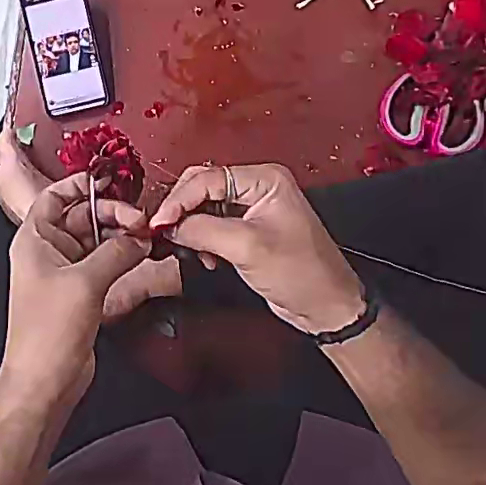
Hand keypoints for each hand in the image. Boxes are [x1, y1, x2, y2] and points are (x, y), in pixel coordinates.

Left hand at [0, 172, 151, 411]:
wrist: (44, 382)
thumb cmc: (45, 335)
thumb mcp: (85, 282)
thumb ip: (116, 253)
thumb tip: (138, 237)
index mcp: (35, 240)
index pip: (55, 196)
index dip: (80, 184)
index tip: (108, 180)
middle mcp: (48, 252)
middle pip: (82, 216)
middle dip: (112, 214)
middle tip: (139, 220)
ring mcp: (65, 272)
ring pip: (97, 239)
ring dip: (121, 235)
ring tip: (145, 237)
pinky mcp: (81, 291)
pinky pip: (104, 261)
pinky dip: (122, 255)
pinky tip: (141, 254)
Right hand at [150, 164, 364, 334]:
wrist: (326, 306)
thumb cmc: (302, 273)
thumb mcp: (247, 247)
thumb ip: (203, 230)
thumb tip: (168, 224)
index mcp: (264, 179)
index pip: (208, 178)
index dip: (179, 199)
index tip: (159, 222)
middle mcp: (258, 187)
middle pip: (203, 187)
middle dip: (181, 209)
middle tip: (162, 231)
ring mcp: (253, 208)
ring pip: (205, 207)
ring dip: (190, 226)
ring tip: (184, 247)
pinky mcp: (248, 229)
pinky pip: (212, 225)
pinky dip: (201, 239)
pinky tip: (203, 257)